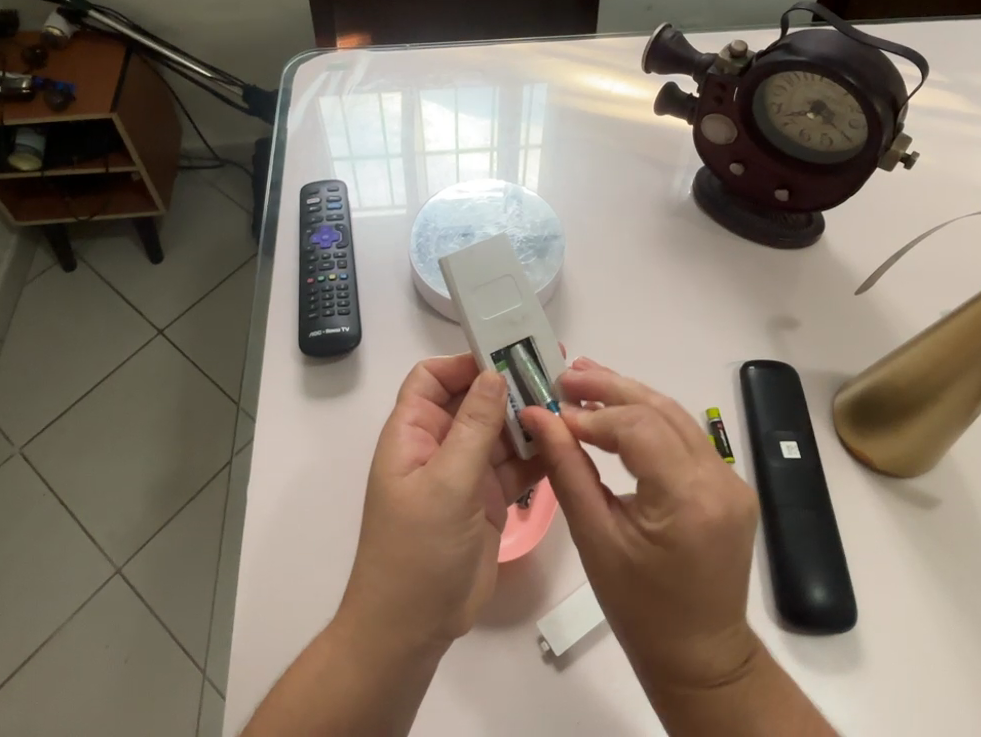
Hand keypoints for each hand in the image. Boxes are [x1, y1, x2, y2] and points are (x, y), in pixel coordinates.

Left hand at [337, 354, 545, 653]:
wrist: (413, 626)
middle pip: (473, 401)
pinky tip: (566, 443)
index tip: (508, 353)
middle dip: (508, 386)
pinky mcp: (486, 500)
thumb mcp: (446, 483)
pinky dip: (537, 455)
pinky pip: (514, 466)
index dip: (466, 362)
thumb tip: (493, 373)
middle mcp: (437, 446)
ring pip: (498, 432)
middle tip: (555, 371)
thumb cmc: (417, 549)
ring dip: (528, 419)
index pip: (433, 379)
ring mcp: (463, 474)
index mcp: (412, 433)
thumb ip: (474, 427)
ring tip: (568, 403)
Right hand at [520, 359, 763, 693]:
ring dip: (630, 397)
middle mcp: (720, 480)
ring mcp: (731, 481)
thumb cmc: (639, 607)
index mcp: (688, 499)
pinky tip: (618, 413)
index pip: (638, 428)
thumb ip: (567, 469)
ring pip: (676, 417)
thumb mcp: (594, 538)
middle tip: (565, 375)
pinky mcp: (730, 485)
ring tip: (584, 379)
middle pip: (662, 410)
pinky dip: (649, 421)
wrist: (699, 655)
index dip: (592, 413)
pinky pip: (686, 439)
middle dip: (610, 388)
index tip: (551, 410)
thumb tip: (537, 416)